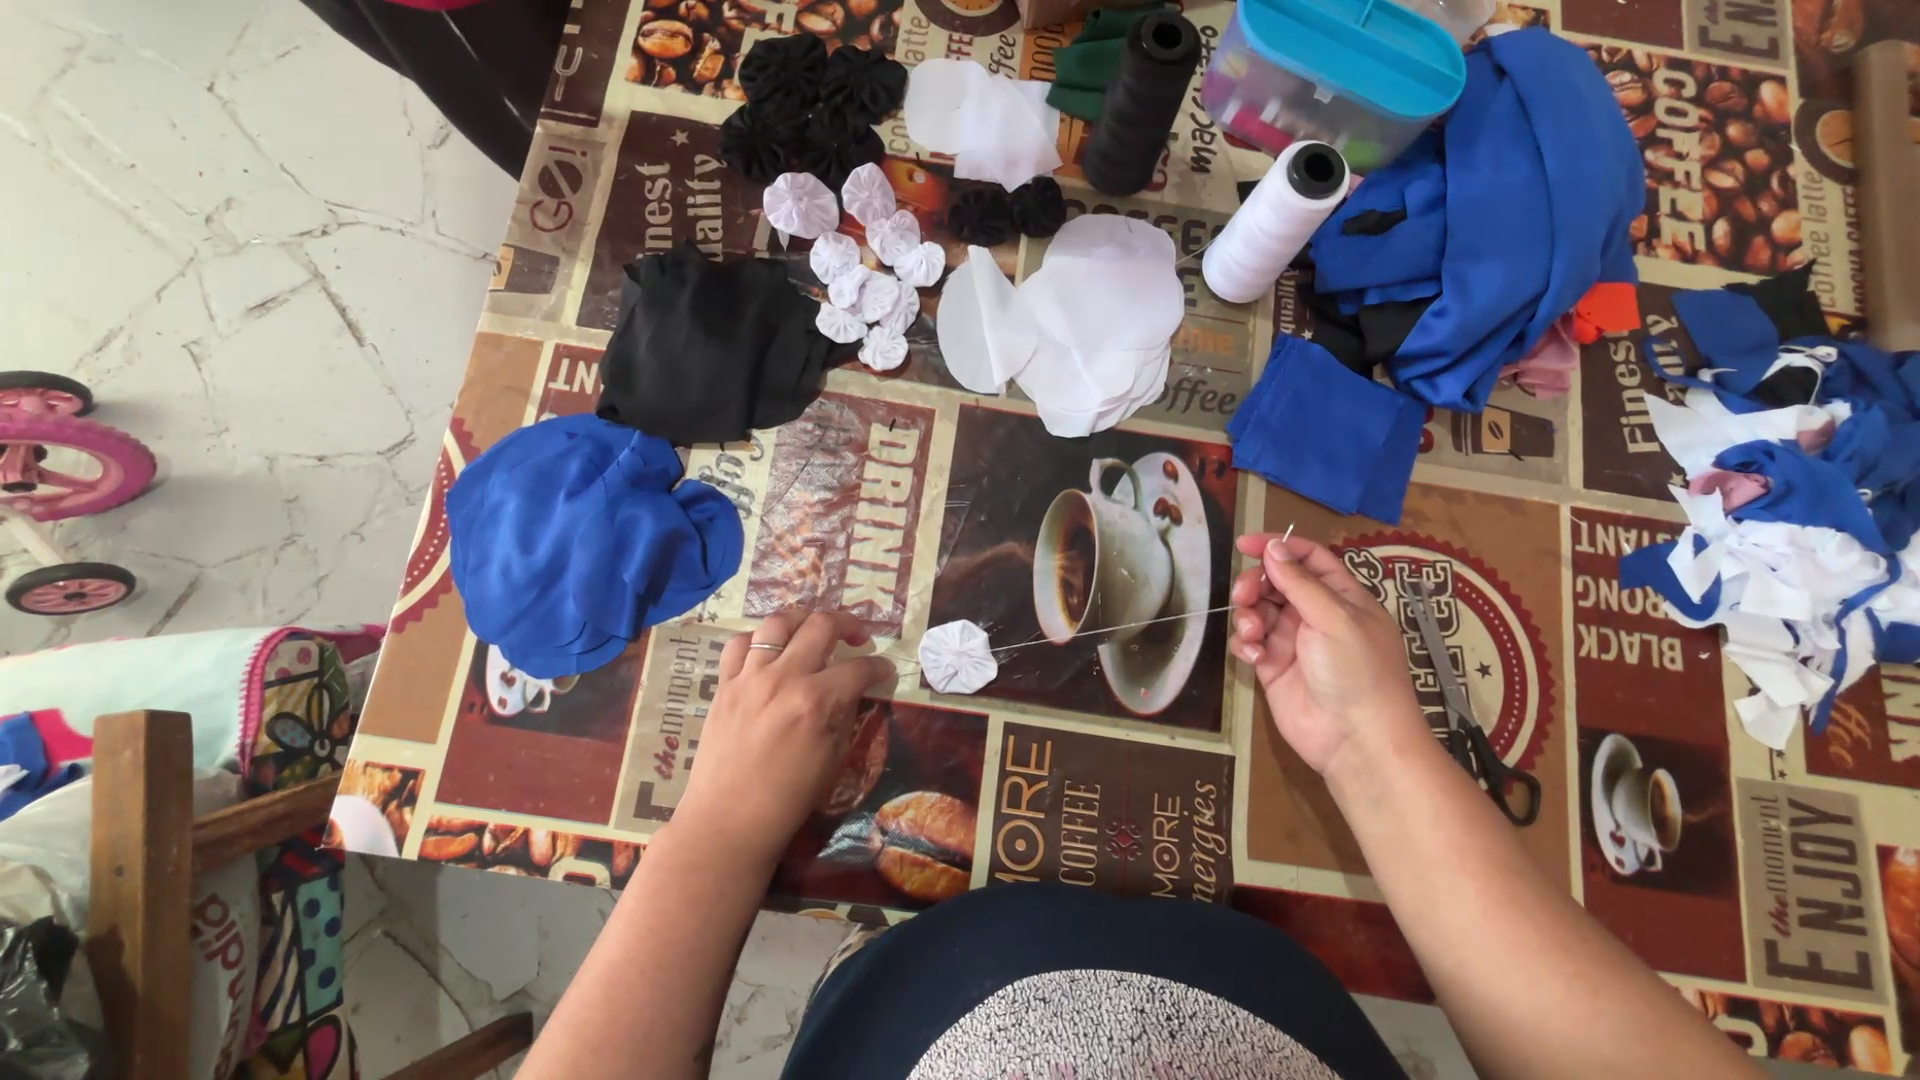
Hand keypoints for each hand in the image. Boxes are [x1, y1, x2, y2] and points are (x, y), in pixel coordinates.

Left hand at [670, 610, 895, 870]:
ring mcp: (749, 678)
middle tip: (858, 638)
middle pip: (821, 625)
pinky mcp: (723, 685)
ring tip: (813, 630)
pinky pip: (739, 644)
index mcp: (816, 702)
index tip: (885, 670)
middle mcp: (784, 678)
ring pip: (778, 622)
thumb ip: (845, 714)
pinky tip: (769, 651)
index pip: (859, 667)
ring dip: (803, 620)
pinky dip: (758, 640)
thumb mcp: (833, 758)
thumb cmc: (789, 799)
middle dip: (849, 624)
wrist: (729, 822)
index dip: (879, 666)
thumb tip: (856, 688)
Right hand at [1228, 533, 1429, 778]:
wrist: (1355, 739)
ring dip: (1248, 616)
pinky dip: (1246, 644)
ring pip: (1258, 611)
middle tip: (1244, 595)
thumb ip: (1299, 581)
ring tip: (1253, 634)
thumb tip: (1273, 547)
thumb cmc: (1356, 671)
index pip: (1308, 558)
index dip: (1278, 547)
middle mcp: (1316, 615)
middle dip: (1255, 584)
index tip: (1244, 544)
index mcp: (1342, 597)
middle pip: (1276, 583)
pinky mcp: (1273, 667)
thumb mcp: (1333, 618)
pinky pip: (1250, 643)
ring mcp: (1294, 642)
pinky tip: (1254, 657)